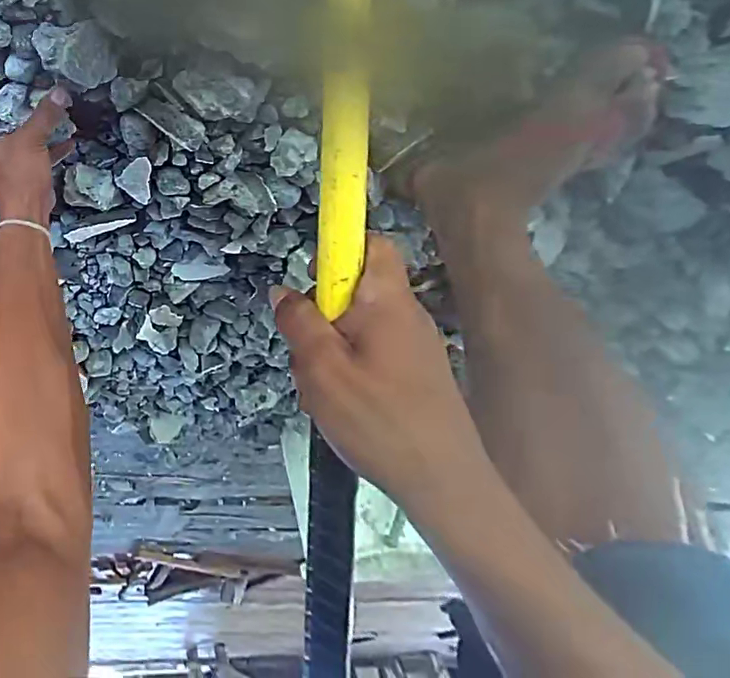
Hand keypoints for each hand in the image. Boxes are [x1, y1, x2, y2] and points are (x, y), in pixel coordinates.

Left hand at [0, 87, 75, 223]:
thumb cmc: (20, 175)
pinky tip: (68, 139)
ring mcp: (10, 163)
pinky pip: (39, 153)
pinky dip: (52, 146)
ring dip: (36, 128)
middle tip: (29, 100)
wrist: (29, 212)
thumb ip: (45, 115)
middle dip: (14, 113)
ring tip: (52, 115)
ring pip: (21, 139)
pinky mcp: (27, 172)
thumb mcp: (31, 139)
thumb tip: (59, 91)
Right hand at [272, 235, 488, 507]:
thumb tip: (283, 291)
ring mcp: (415, 346)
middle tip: (308, 350)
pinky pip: (372, 354)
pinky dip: (350, 370)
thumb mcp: (322, 369)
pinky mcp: (417, 375)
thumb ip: (299, 323)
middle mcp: (406, 315)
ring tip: (323, 390)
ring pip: (359, 327)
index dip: (340, 246)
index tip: (312, 276)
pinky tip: (342, 408)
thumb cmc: (380, 421)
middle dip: (322, 313)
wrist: (446, 487)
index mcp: (388, 301)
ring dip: (332, 349)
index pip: (372, 243)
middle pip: (356, 290)